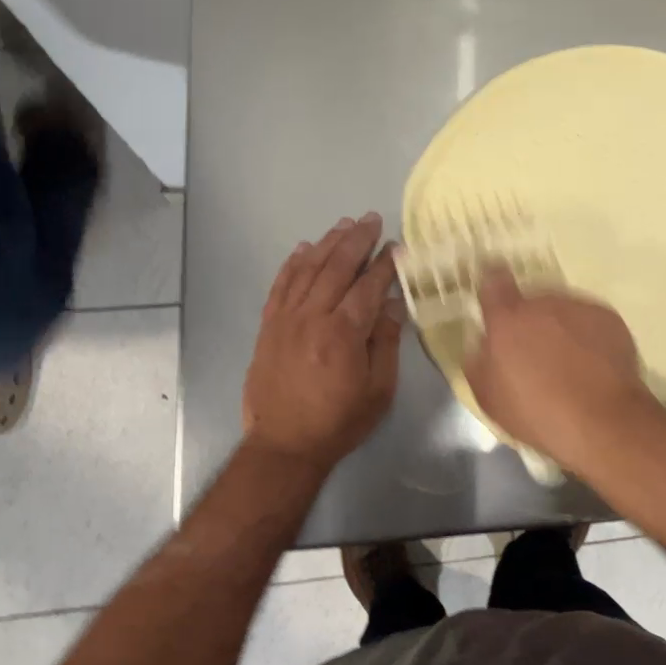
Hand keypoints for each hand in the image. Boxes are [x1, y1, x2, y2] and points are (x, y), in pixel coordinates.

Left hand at [243, 213, 402, 468]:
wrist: (284, 445)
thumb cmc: (339, 421)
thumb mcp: (378, 390)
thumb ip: (385, 343)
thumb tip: (392, 305)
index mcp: (344, 334)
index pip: (368, 286)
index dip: (384, 264)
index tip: (397, 246)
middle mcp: (313, 318)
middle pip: (336, 268)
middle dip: (356, 240)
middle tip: (371, 219)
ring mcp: (286, 320)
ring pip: (308, 270)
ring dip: (327, 244)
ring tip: (344, 225)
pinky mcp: (269, 327)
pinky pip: (281, 286)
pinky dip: (292, 264)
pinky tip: (304, 249)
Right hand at [464, 267, 651, 465]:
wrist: (602, 421)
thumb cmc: (538, 414)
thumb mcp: (490, 399)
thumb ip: (479, 363)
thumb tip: (482, 344)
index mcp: (507, 320)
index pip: (493, 281)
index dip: (493, 284)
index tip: (496, 293)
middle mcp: (542, 303)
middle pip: (531, 302)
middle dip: (531, 322)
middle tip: (537, 355)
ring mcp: (579, 307)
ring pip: (563, 311)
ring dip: (561, 328)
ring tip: (569, 365)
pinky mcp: (610, 318)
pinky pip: (590, 321)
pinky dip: (588, 337)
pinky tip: (593, 366)